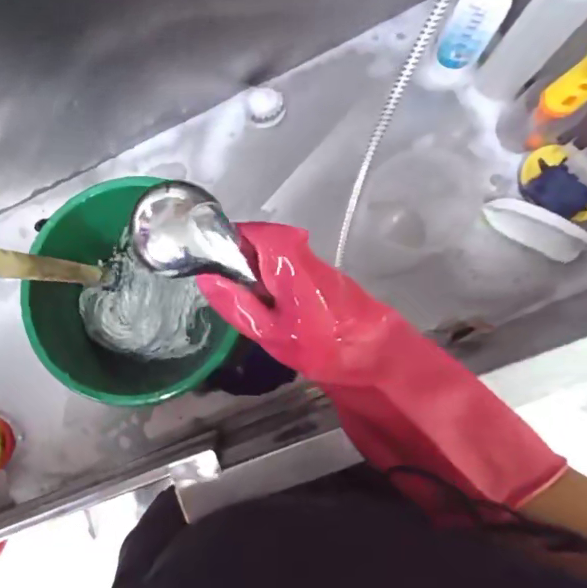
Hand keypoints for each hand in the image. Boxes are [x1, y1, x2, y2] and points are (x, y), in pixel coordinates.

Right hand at [195, 222, 413, 390]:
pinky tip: (271, 311)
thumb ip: (235, 303)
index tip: (208, 263)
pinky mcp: (320, 277)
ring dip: (254, 275)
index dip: (224, 241)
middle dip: (237, 262)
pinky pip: (285, 268)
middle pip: (258, 242)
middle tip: (225, 291)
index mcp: (286, 258)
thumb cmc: (323, 346)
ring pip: (271, 256)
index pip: (248, 230)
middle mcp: (301, 250)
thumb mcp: (269, 332)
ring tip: (246, 305)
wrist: (380, 357)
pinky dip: (271, 283)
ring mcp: (313, 263)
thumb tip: (206, 278)